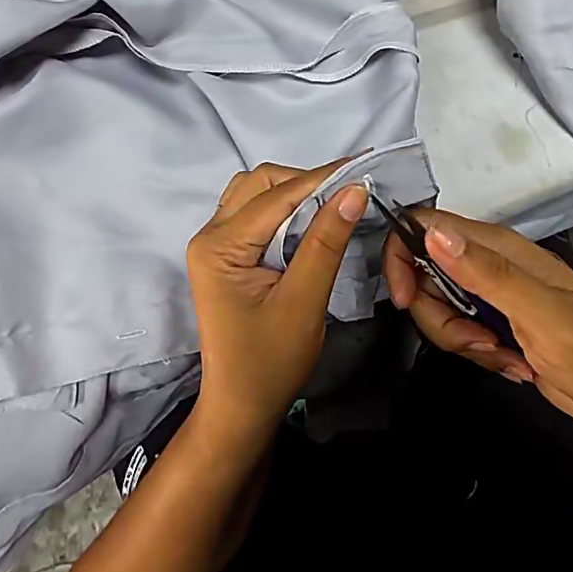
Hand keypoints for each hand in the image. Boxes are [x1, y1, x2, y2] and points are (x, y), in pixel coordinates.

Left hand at [186, 162, 366, 441]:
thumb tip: (354, 191)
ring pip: (254, 192)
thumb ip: (326, 243)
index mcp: (220, 247)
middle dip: (305, 183)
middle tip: (348, 193)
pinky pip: (251, 211)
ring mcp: (212, 243)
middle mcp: (209, 235)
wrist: (240, 404)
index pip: (276, 196)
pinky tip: (307, 219)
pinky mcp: (223, 253)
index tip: (363, 167)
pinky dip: (281, 208)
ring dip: (291, 192)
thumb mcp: (304, 302)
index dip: (321, 178)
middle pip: (259, 184)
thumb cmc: (270, 362)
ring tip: (331, 204)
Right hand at [382, 209, 572, 439]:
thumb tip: (434, 235)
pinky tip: (510, 362)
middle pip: (422, 272)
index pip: (424, 226)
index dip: (402, 256)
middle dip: (435, 314)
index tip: (404, 298)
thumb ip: (488, 273)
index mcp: (497, 246)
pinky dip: (473, 350)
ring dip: (457, 338)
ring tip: (501, 354)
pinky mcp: (493, 322)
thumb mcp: (545, 314)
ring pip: (436, 305)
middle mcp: (488, 262)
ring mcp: (490, 294)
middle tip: (474, 340)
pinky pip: (456, 330)